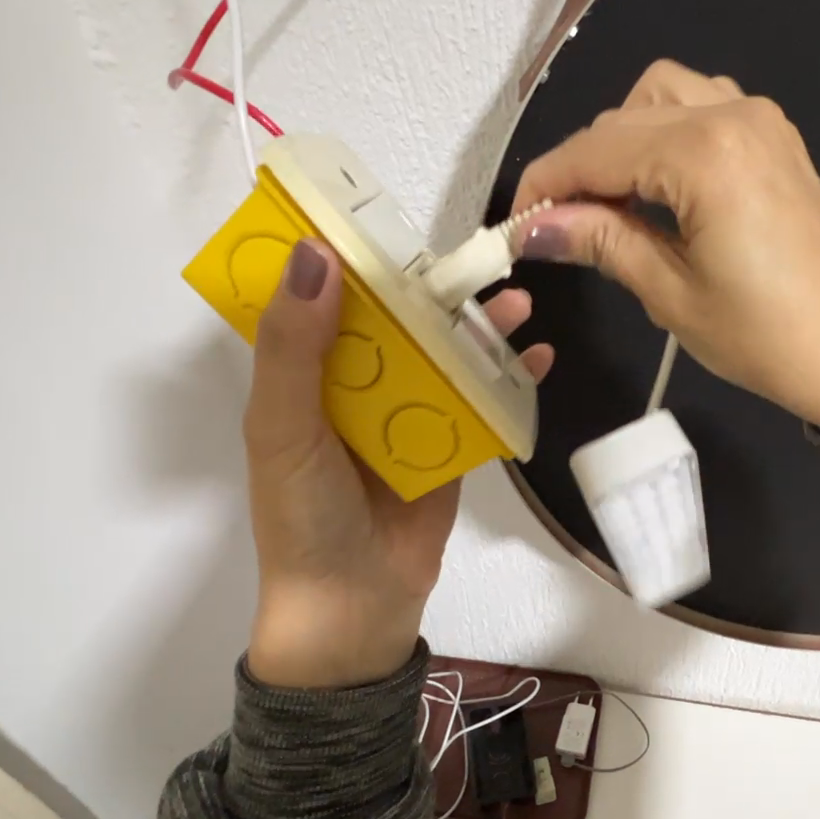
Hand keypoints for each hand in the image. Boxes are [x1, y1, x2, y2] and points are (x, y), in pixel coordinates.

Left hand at [243, 240, 551, 688]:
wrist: (354, 605)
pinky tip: (536, 361)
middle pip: (396, 322)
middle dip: (431, 289)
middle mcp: (357, 387)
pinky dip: (508, 382)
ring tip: (516, 305)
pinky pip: (478, 404)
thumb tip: (319, 257)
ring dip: (479, 330)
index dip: (345, 256)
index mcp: (305, 377)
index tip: (378, 213)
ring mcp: (407, 417)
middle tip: (471, 261)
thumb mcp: (283, 429)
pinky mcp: (448, 448)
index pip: (322, 301)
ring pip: (443, 357)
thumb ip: (294, 349)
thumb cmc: (304, 516)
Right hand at [511, 60, 819, 441]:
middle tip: (559, 229)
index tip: (515, 225)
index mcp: (706, 155)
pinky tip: (658, 189)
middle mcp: (734, 115)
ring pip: (662, 98)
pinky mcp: (776, 139)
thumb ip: (601, 242)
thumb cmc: (763, 339)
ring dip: (623, 143)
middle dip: (581, 168)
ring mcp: (762, 120)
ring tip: (608, 208)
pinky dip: (665, 136)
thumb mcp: (671, 294)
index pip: (598, 150)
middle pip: (625, 118)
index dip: (545, 185)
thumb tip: (533, 227)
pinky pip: (702, 109)